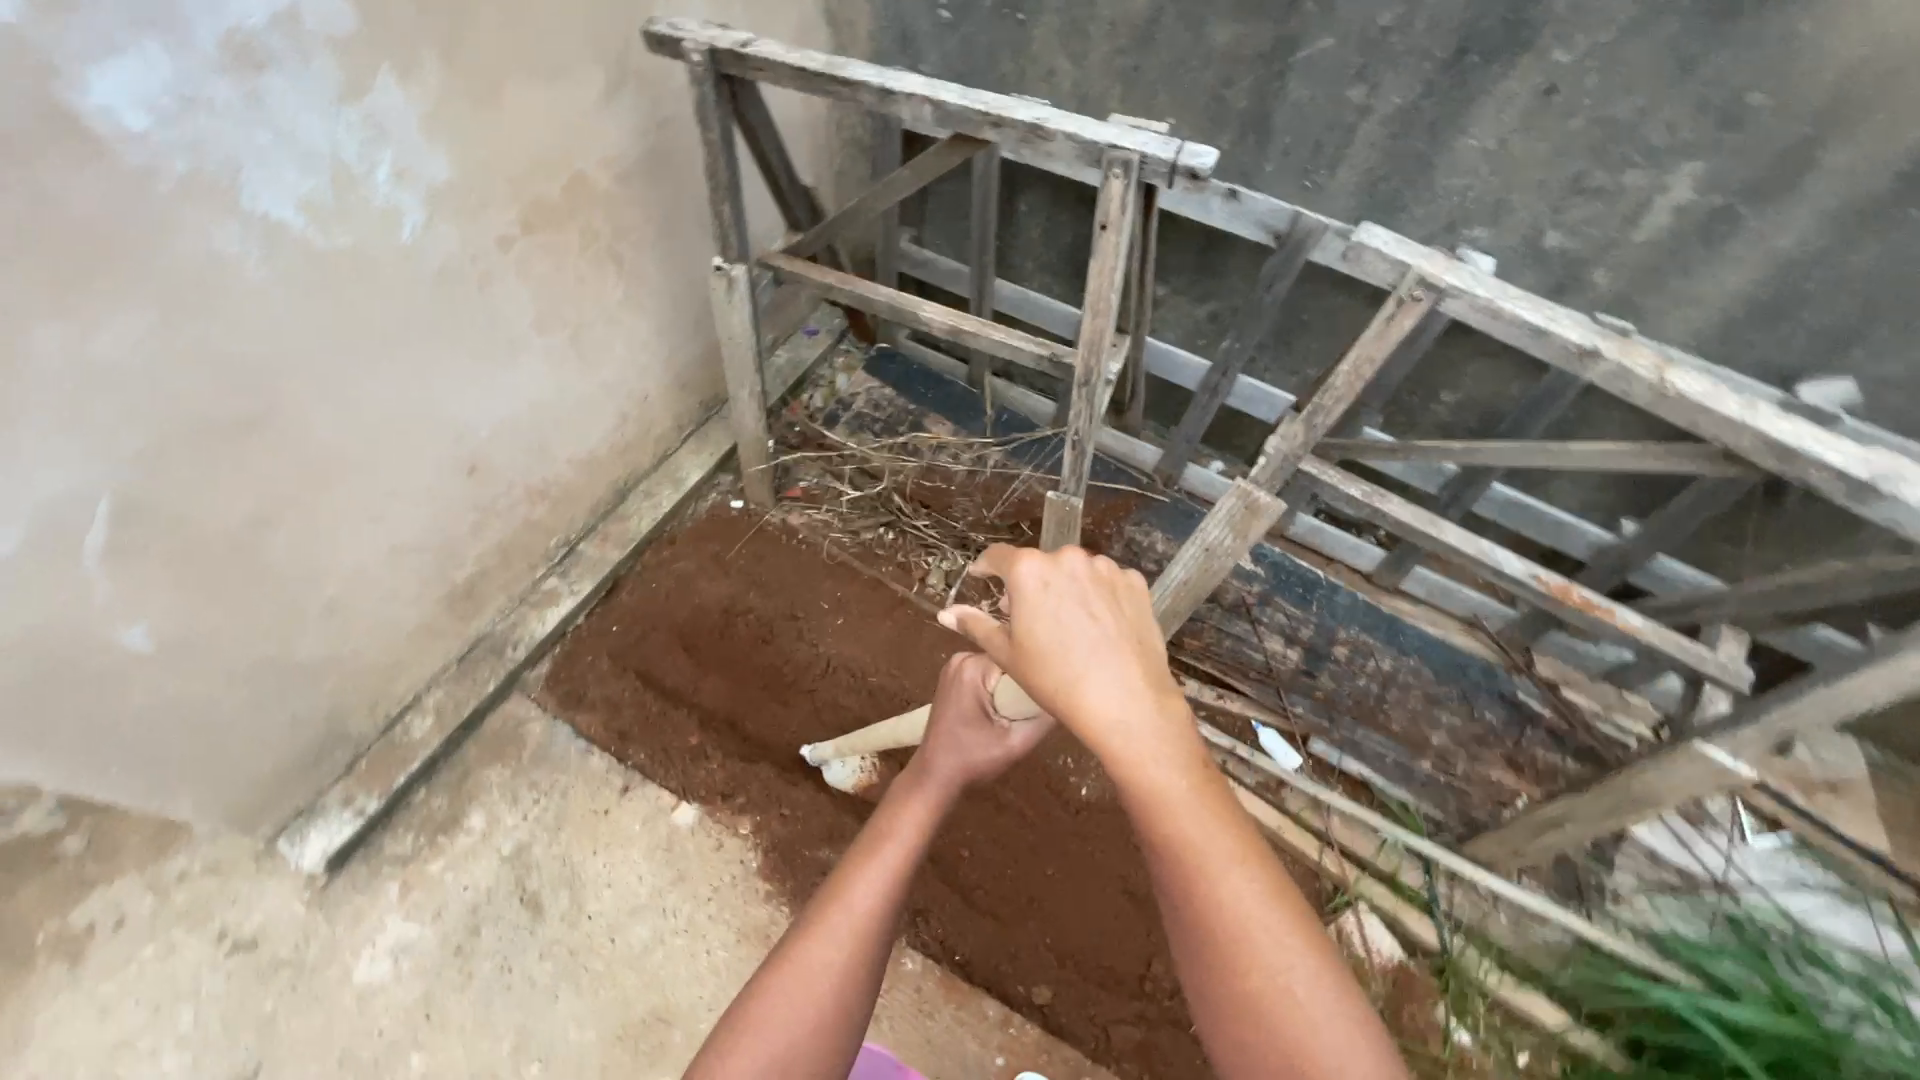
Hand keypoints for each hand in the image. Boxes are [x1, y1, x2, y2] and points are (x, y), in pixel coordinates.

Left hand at [906, 652, 1055, 794]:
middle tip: (1043, 704)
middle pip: (1011, 662)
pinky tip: (1009, 708)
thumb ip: (1044, 718)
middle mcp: (962, 658)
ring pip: (1002, 669)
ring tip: (1026, 708)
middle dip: (1025, 682)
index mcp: (973, 666)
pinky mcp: (955, 677)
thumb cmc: (972, 761)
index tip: (1054, 691)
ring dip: (1014, 687)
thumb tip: (1068, 697)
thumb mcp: (1016, 743)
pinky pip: (989, 674)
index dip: (1038, 675)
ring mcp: (956, 665)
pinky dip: (1000, 689)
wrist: (934, 776)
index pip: (1020, 659)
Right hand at [937, 544, 1200, 787]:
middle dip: (1030, 586)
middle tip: (1030, 621)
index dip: (986, 568)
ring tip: (1069, 629)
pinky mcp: (1134, 582)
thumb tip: (946, 613)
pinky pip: (1106, 582)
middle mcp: (1067, 558)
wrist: (1126, 701)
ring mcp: (1105, 568)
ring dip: (1066, 590)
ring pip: (1075, 572)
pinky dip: (1098, 597)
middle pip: (1039, 564)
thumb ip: (976, 625)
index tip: (983, 577)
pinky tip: (1099, 630)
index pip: (997, 556)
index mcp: (1029, 570)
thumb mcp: (1007, 654)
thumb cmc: (1056, 681)